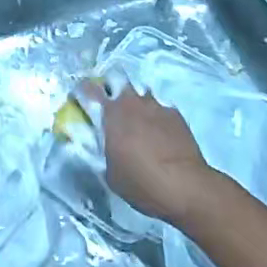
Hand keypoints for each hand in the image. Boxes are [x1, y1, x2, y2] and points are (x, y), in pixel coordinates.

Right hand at [86, 80, 212, 223]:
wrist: (186, 187)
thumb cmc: (140, 182)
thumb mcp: (108, 172)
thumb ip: (97, 150)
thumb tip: (93, 141)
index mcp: (109, 113)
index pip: (87, 89)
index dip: (82, 91)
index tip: (80, 99)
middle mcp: (131, 102)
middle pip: (117, 80)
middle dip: (112, 88)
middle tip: (112, 107)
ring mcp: (156, 105)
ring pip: (141, 94)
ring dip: (137, 103)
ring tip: (139, 122)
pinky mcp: (176, 114)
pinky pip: (160, 108)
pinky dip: (156, 117)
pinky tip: (161, 134)